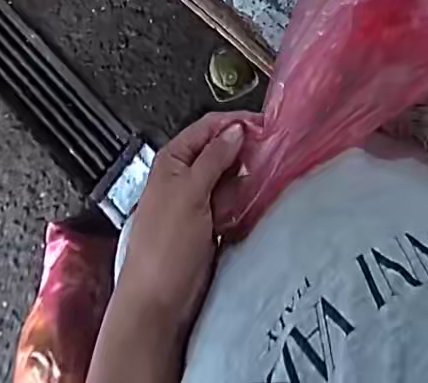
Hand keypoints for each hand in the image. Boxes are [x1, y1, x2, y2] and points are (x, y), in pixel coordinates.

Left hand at [111, 112, 256, 340]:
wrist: (157, 304)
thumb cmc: (164, 246)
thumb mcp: (190, 193)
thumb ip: (214, 157)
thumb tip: (236, 129)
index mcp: (174, 158)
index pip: (209, 126)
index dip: (236, 122)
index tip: (264, 125)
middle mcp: (185, 173)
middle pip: (221, 148)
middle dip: (244, 149)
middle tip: (270, 150)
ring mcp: (197, 197)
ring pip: (229, 173)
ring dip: (246, 174)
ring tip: (266, 174)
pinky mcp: (208, 219)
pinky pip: (231, 198)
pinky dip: (243, 196)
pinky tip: (255, 197)